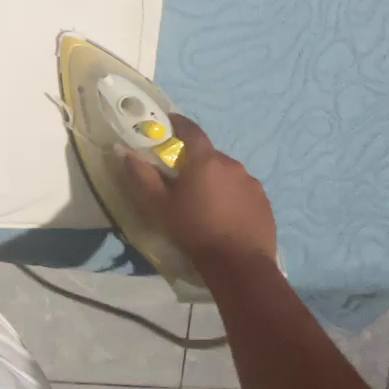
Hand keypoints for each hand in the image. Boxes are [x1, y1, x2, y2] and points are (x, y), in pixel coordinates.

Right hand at [122, 114, 276, 276]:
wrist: (238, 265)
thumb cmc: (193, 229)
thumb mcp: (159, 204)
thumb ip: (141, 174)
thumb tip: (123, 150)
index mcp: (205, 161)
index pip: (192, 130)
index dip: (179, 124)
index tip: (169, 123)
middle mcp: (232, 164)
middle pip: (209, 154)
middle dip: (195, 161)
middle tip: (181, 179)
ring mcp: (252, 183)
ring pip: (227, 172)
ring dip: (214, 179)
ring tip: (204, 201)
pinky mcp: (264, 201)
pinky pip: (242, 189)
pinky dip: (231, 194)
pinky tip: (223, 214)